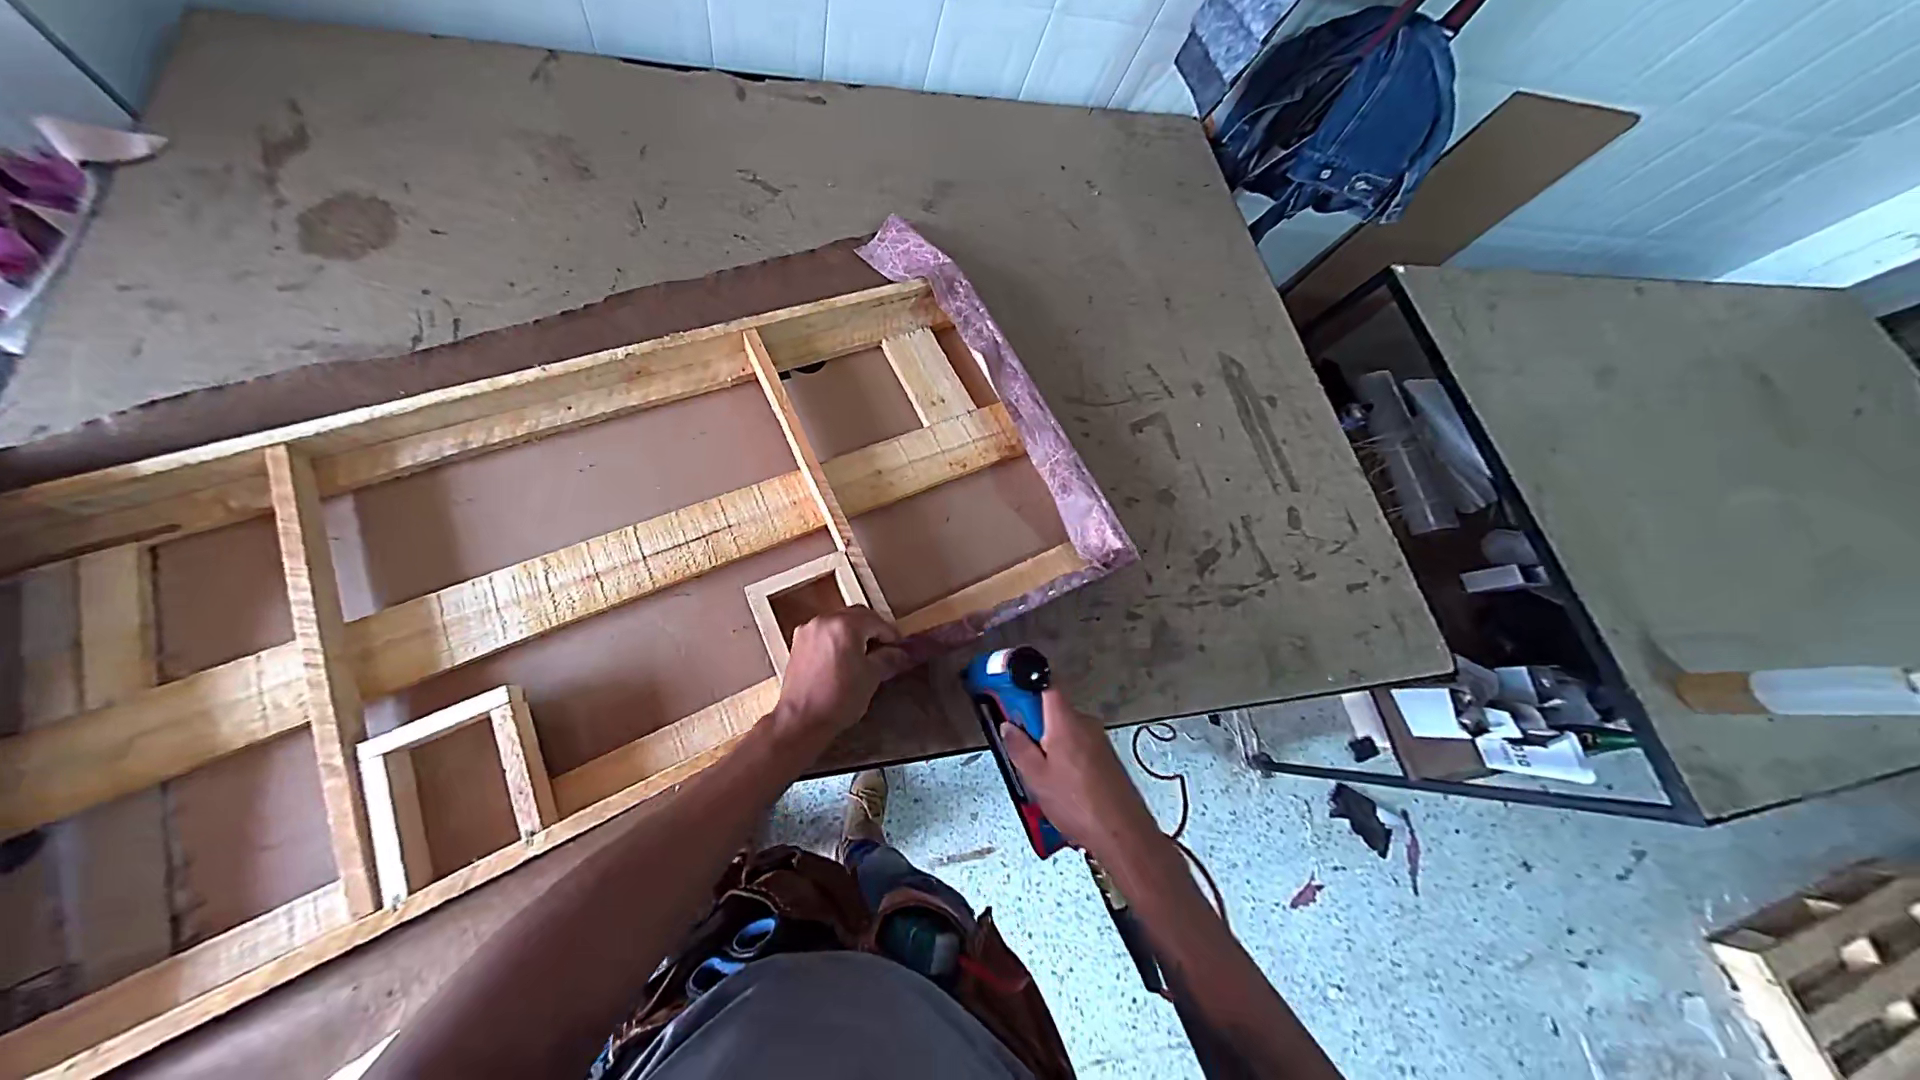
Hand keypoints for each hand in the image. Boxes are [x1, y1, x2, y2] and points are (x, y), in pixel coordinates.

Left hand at [769, 606, 910, 744]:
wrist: (802, 720)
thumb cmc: (837, 699)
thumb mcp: (871, 677)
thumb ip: (888, 658)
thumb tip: (899, 653)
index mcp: (845, 625)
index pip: (876, 620)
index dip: (891, 634)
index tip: (898, 647)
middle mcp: (824, 622)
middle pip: (856, 616)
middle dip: (872, 629)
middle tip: (885, 648)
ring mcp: (808, 632)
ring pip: (839, 623)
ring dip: (854, 633)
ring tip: (864, 655)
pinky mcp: (798, 644)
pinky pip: (824, 633)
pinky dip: (837, 640)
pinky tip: (844, 659)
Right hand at [998, 688, 1162, 860]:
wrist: (1121, 832)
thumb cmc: (1082, 806)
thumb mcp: (1036, 778)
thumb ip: (1019, 747)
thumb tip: (1008, 728)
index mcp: (1066, 722)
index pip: (1045, 684)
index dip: (1024, 684)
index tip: (1007, 692)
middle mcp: (1085, 724)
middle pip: (1052, 710)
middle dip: (1032, 724)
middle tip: (1019, 745)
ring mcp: (1097, 739)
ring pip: (1064, 729)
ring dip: (1048, 743)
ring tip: (1040, 774)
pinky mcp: (1104, 756)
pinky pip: (1077, 744)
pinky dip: (1064, 756)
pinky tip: (1059, 782)